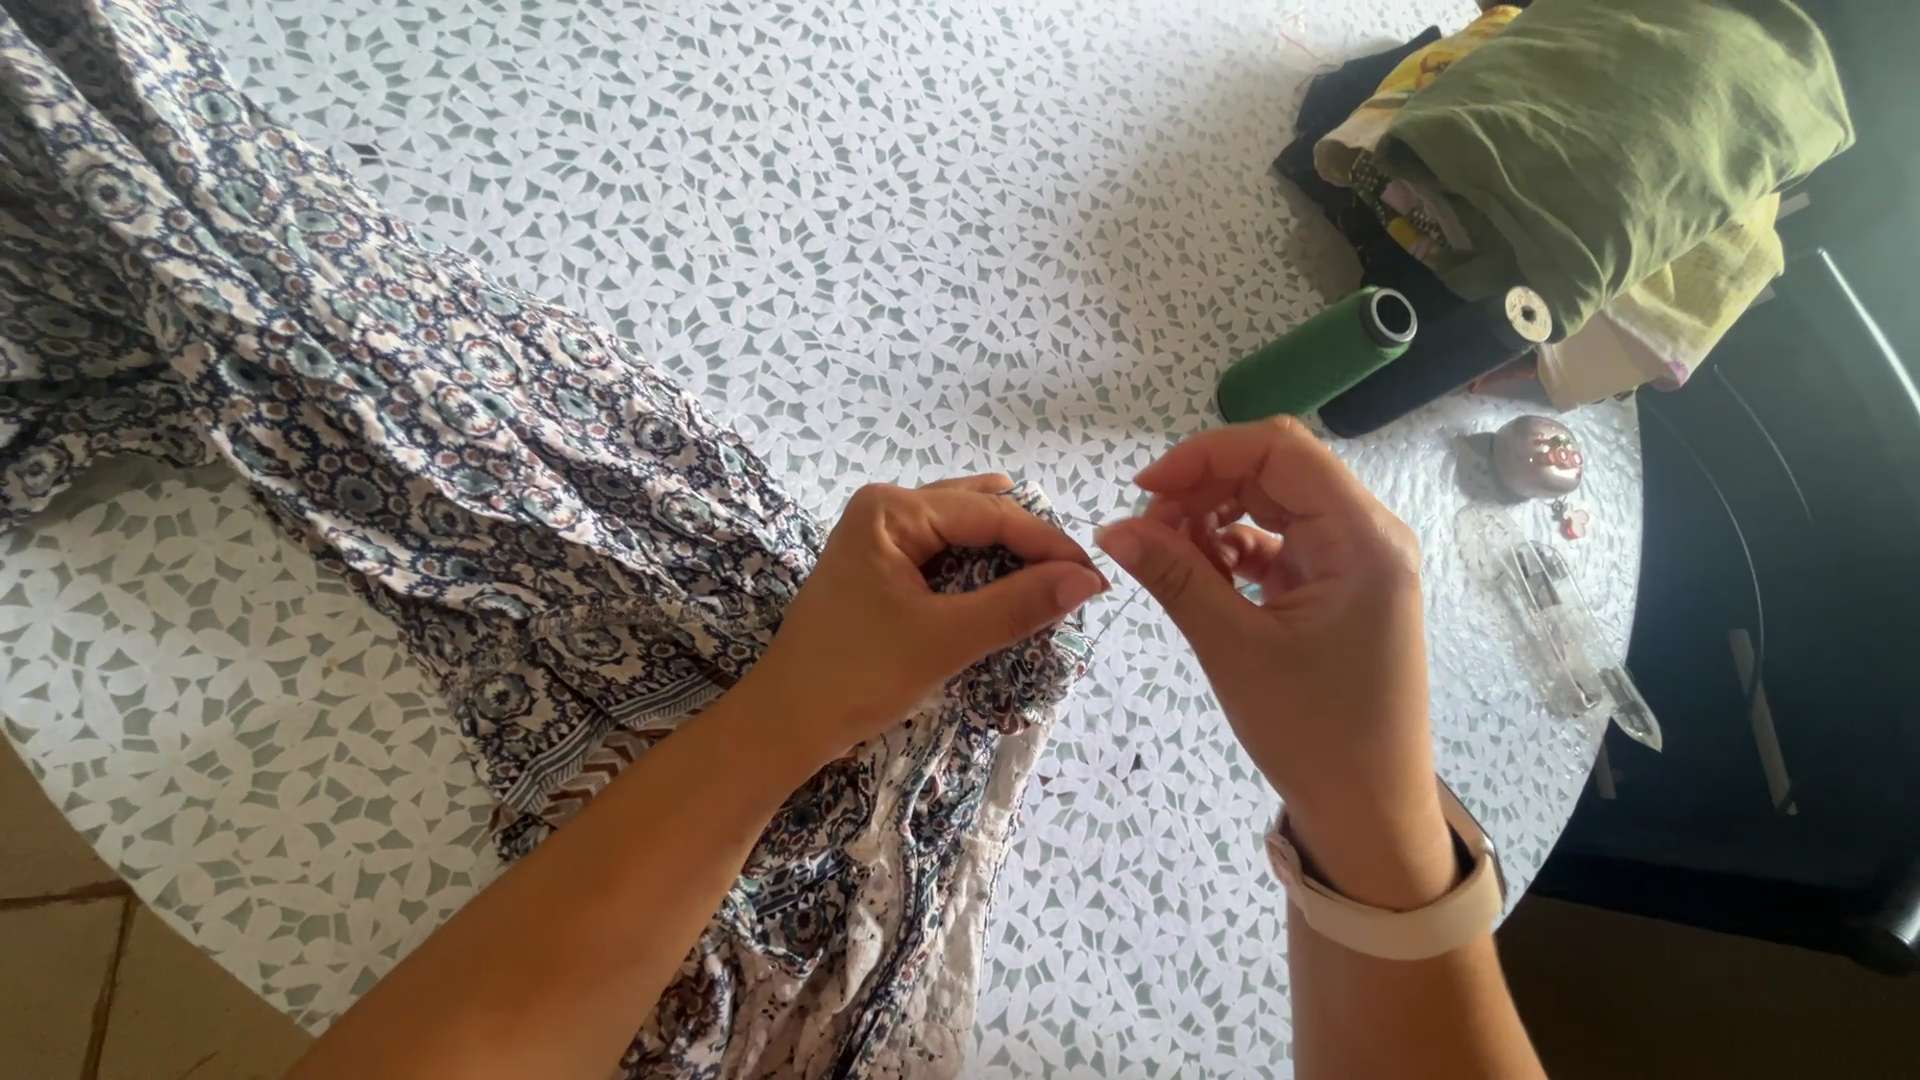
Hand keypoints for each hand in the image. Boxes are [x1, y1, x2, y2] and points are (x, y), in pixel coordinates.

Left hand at [739, 475, 1105, 758]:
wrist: (787, 722)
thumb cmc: (857, 676)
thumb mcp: (944, 639)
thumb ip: (1018, 605)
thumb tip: (1089, 580)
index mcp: (893, 510)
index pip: (990, 513)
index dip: (1047, 543)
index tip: (1094, 577)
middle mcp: (887, 508)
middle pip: (979, 513)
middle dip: (1029, 546)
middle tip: (1076, 582)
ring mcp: (881, 535)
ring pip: (964, 533)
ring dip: (1007, 556)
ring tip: (1051, 582)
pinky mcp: (883, 565)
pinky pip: (946, 554)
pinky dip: (981, 571)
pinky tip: (1008, 589)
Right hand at [1095, 419, 1450, 903]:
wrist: (1366, 808)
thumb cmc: (1310, 730)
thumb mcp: (1232, 647)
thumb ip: (1173, 576)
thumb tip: (1111, 527)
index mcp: (1361, 536)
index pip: (1278, 449)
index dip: (1203, 455)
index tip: (1142, 490)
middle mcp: (1366, 532)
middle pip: (1273, 471)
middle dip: (1201, 488)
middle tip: (1146, 531)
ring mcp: (1351, 558)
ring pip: (1269, 504)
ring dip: (1211, 518)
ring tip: (1169, 557)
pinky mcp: (1333, 583)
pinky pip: (1274, 542)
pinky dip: (1230, 549)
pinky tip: (1201, 576)